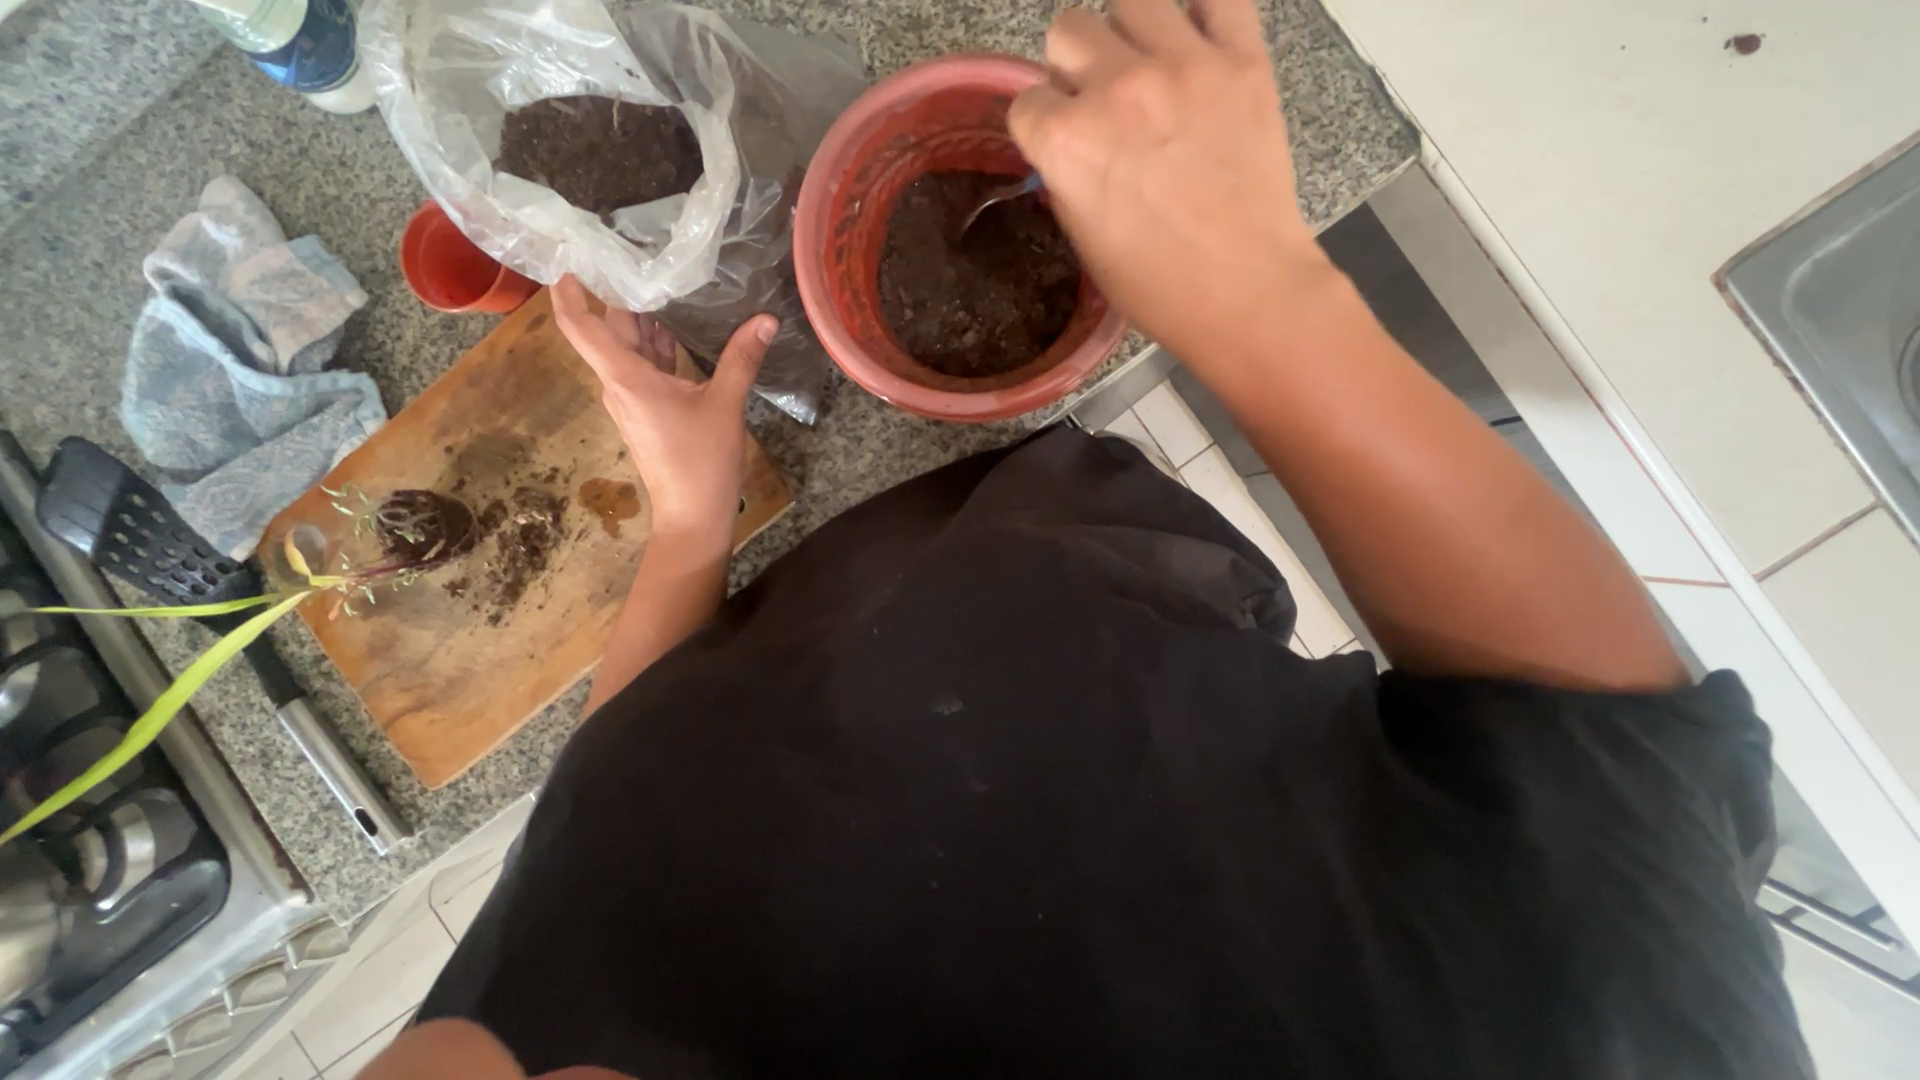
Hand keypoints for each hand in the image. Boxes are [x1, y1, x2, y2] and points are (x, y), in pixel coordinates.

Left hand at [553, 275, 773, 541]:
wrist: (693, 515)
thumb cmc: (701, 462)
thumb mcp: (725, 406)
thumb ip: (742, 359)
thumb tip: (766, 320)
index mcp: (627, 378)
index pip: (582, 327)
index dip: (570, 293)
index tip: (570, 262)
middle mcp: (620, 385)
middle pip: (612, 332)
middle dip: (622, 297)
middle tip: (640, 256)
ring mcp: (633, 401)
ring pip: (631, 351)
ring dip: (644, 321)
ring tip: (665, 283)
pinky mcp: (649, 413)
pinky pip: (646, 369)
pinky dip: (658, 348)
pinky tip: (679, 331)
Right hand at [1009, 0, 1334, 367]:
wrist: (1243, 288)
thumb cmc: (1156, 284)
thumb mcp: (1084, 239)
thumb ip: (1066, 176)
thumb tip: (1066, 147)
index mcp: (1067, 142)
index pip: (1026, 99)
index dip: (1040, 122)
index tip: (1059, 138)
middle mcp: (1116, 89)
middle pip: (1068, 30)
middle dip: (1073, 67)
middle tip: (1099, 102)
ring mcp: (1182, 66)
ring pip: (1132, 2)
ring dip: (1128, 33)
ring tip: (1147, 70)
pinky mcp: (1242, 60)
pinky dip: (1202, 14)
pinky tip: (1197, 46)